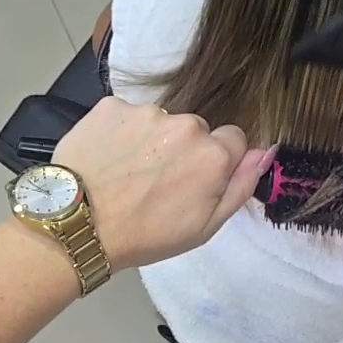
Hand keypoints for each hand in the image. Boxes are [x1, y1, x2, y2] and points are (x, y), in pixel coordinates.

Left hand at [53, 97, 275, 268]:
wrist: (77, 226)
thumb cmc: (144, 236)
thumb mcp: (205, 227)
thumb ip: (240, 186)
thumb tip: (264, 152)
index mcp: (213, 155)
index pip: (233, 139)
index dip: (214, 162)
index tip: (193, 181)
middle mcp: (185, 125)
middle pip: (196, 129)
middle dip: (182, 149)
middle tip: (156, 182)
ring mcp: (146, 112)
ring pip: (160, 121)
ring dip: (150, 139)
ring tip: (126, 173)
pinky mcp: (111, 106)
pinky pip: (126, 114)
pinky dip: (119, 132)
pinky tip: (107, 158)